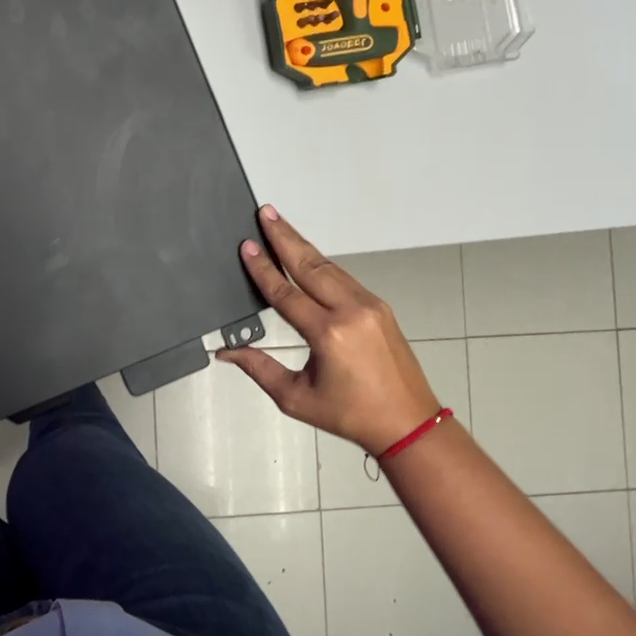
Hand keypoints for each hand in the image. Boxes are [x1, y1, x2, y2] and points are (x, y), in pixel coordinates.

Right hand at [219, 204, 441, 455]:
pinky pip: (343, 278)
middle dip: (284, 237)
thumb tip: (225, 352)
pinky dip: (320, 262)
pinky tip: (306, 254)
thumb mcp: (297, 398)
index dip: (263, 269)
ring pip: (328, 267)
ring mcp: (369, 305)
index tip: (246, 245)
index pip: (286, 293)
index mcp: (328, 334)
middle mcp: (350, 312)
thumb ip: (259, 369)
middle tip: (264, 212)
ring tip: (279, 223)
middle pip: (310, 266)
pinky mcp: (379, 307)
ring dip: (301, 244)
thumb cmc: (350, 415)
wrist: (410, 424)